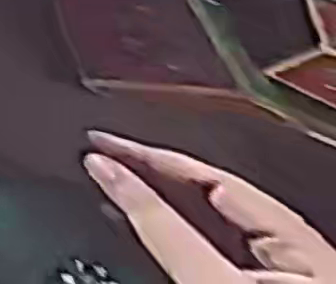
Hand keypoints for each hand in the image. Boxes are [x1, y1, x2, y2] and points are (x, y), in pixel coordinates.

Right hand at [84, 130, 335, 283]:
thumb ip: (154, 221)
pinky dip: (180, 231)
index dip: (151, 155)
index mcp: (312, 254)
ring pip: (224, 226)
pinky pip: (225, 252)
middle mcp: (315, 266)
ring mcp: (299, 283)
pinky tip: (152, 228)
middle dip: (156, 174)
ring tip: (116, 184)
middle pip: (222, 198)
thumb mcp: (208, 281)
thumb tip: (101, 165)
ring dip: (165, 201)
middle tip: (102, 155)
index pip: (215, 177)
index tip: (98, 142)